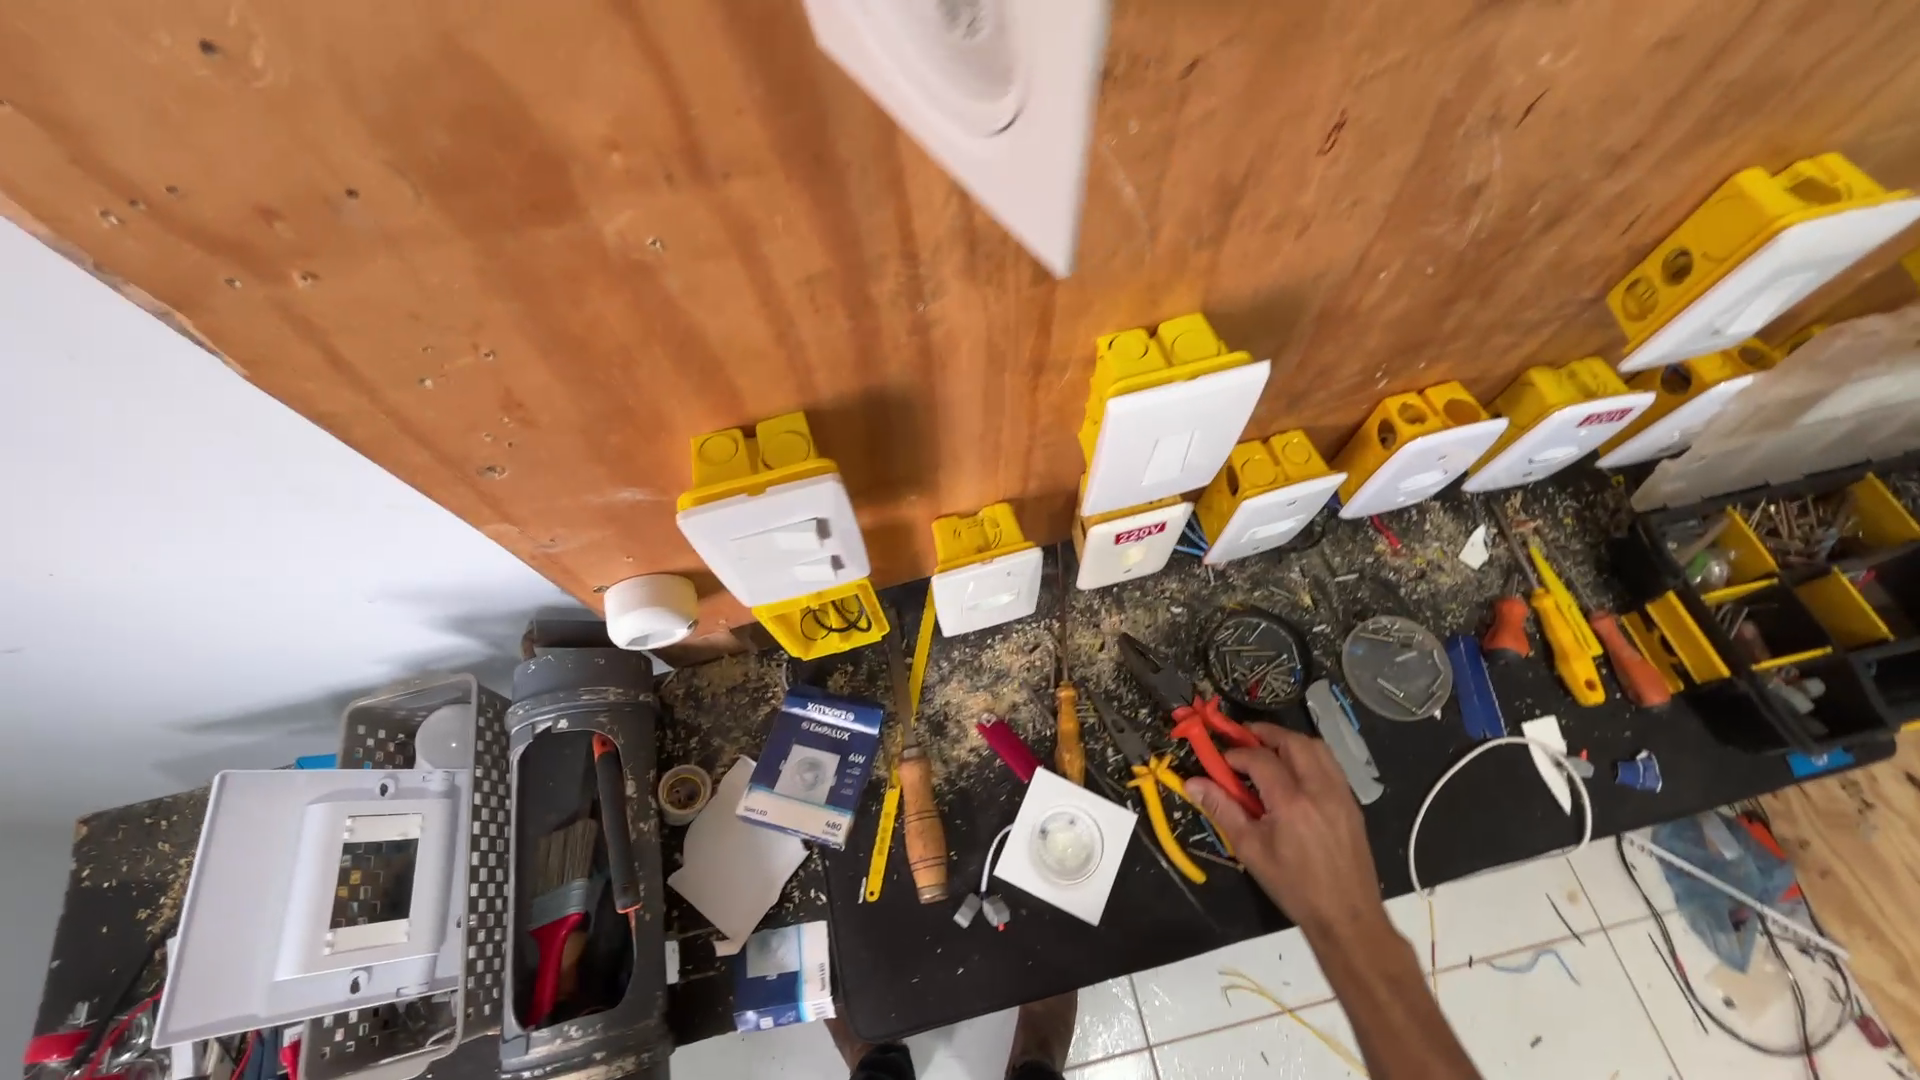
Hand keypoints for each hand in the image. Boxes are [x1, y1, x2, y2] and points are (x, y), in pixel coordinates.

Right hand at [1186, 723, 1384, 938]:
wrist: (1347, 917)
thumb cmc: (1293, 887)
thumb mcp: (1250, 850)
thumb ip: (1222, 810)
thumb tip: (1192, 783)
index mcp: (1292, 802)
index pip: (1260, 759)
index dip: (1237, 754)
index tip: (1221, 761)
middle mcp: (1320, 790)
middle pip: (1293, 742)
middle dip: (1266, 734)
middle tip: (1243, 740)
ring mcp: (1341, 795)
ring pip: (1317, 748)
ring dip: (1290, 742)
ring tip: (1269, 752)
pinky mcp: (1352, 804)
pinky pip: (1331, 766)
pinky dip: (1309, 758)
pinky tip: (1295, 774)